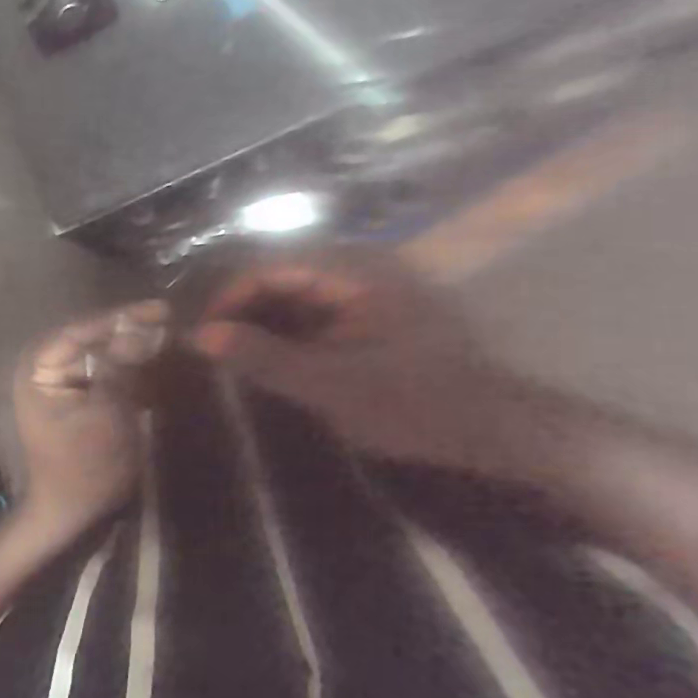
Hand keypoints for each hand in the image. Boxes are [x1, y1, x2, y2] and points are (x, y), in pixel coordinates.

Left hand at [15, 298, 168, 529]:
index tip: (161, 309)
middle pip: (94, 338)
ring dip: (137, 346)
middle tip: (173, 320)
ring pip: (105, 353)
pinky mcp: (83, 397)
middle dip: (132, 330)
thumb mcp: (104, 417)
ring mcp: (64, 382)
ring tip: (174, 335)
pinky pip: (110, 372)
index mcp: (39, 368)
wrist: (72, 515)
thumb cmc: (84, 469)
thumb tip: (142, 328)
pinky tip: (164, 360)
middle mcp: (47, 367)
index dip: (122, 318)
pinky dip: (135, 367)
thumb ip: (119, 369)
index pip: (81, 330)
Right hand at [190, 250, 542, 481]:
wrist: (499, 432)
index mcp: (355, 271)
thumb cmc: (415, 405)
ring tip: (237, 356)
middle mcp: (362, 266)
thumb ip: (262, 357)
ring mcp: (371, 287)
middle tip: (215, 349)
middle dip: (243, 311)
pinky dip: (290, 331)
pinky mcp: (375, 310)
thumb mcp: (329, 384)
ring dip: (264, 322)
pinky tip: (275, 358)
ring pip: (297, 293)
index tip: (202, 336)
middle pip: (281, 276)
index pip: (271, 269)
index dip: (229, 299)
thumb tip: (199, 336)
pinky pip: (317, 309)